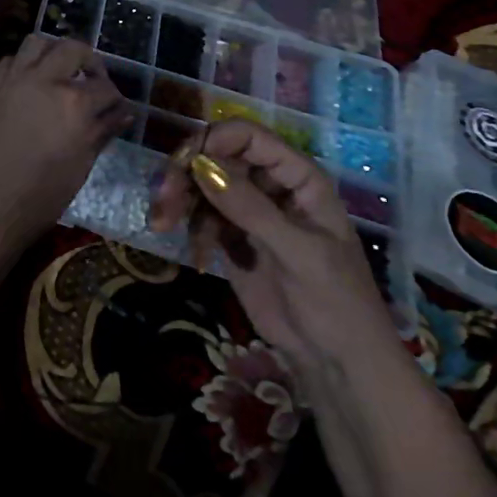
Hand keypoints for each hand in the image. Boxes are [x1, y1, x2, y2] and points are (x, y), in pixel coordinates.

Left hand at [0, 36, 135, 248]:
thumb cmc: (43, 194)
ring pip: (38, 42)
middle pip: (74, 49)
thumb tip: (123, 114)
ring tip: (62, 72)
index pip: (106, 88)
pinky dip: (25, 64)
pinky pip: (11, 60)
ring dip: (54, 51)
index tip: (118, 108)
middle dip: (91, 62)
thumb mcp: (82, 163)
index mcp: (74, 103)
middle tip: (94, 82)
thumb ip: (102, 131)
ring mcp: (15, 80)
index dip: (117, 99)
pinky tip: (32, 83)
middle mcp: (45, 81)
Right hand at [149, 120, 397, 372]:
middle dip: (185, 174)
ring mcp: (248, 211)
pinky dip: (187, 228)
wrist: (334, 359)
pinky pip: (198, 215)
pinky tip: (197, 259)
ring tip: (161, 225)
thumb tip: (201, 166)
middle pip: (215, 157)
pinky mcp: (230, 236)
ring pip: (200, 185)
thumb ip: (250, 208)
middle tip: (162, 201)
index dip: (212, 142)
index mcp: (298, 178)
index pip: (247, 137)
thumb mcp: (298, 253)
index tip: (182, 166)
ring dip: (177, 200)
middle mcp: (269, 185)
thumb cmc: (335, 301)